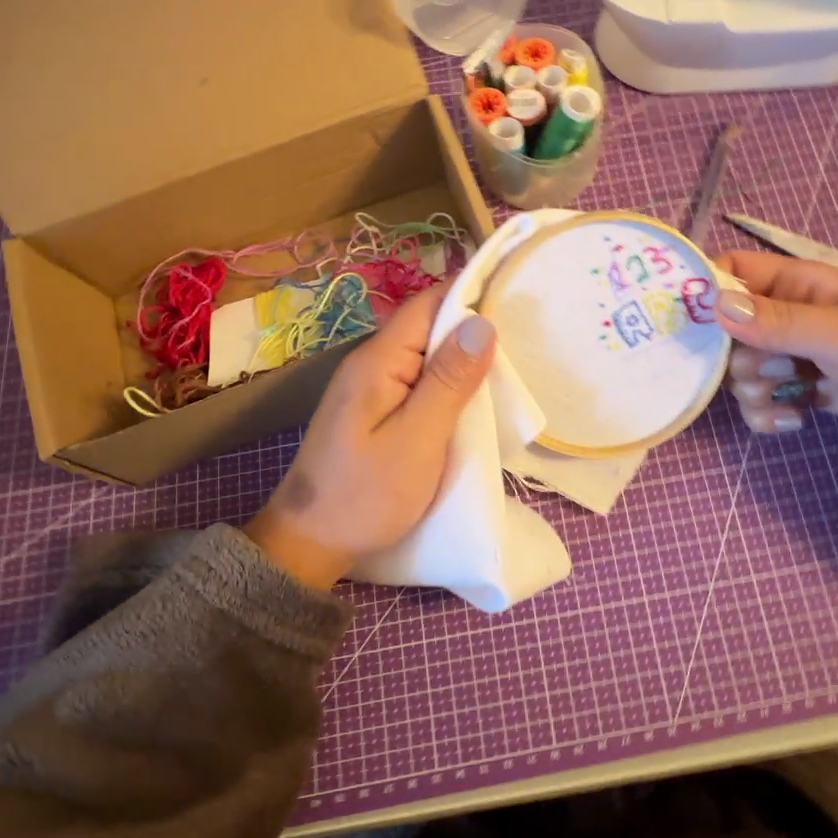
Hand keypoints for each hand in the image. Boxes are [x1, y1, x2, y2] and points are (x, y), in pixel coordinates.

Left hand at [246, 284, 495, 588]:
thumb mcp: (417, 439)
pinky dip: (449, 384)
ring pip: (426, 355)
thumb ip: (449, 381)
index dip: (469, 293)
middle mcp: (372, 364)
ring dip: (464, 359)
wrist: (310, 544)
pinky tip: (475, 396)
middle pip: (428, 326)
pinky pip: (419, 382)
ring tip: (511, 364)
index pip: (428, 305)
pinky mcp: (377, 412)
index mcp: (378, 361)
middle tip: (526, 336)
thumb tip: (481, 321)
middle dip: (473, 327)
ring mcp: (372, 389)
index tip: (516, 293)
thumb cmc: (366, 495)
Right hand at [714, 251, 837, 437]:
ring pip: (742, 370)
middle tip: (773, 369)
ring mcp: (796, 354)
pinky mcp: (804, 389)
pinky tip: (796, 420)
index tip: (693, 323)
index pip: (735, 270)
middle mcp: (790, 314)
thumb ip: (777, 321)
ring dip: (754, 391)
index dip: (709, 289)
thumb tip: (715, 305)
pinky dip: (769, 413)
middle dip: (739, 357)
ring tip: (791, 397)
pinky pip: (763, 400)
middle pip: (729, 330)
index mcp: (800, 284)